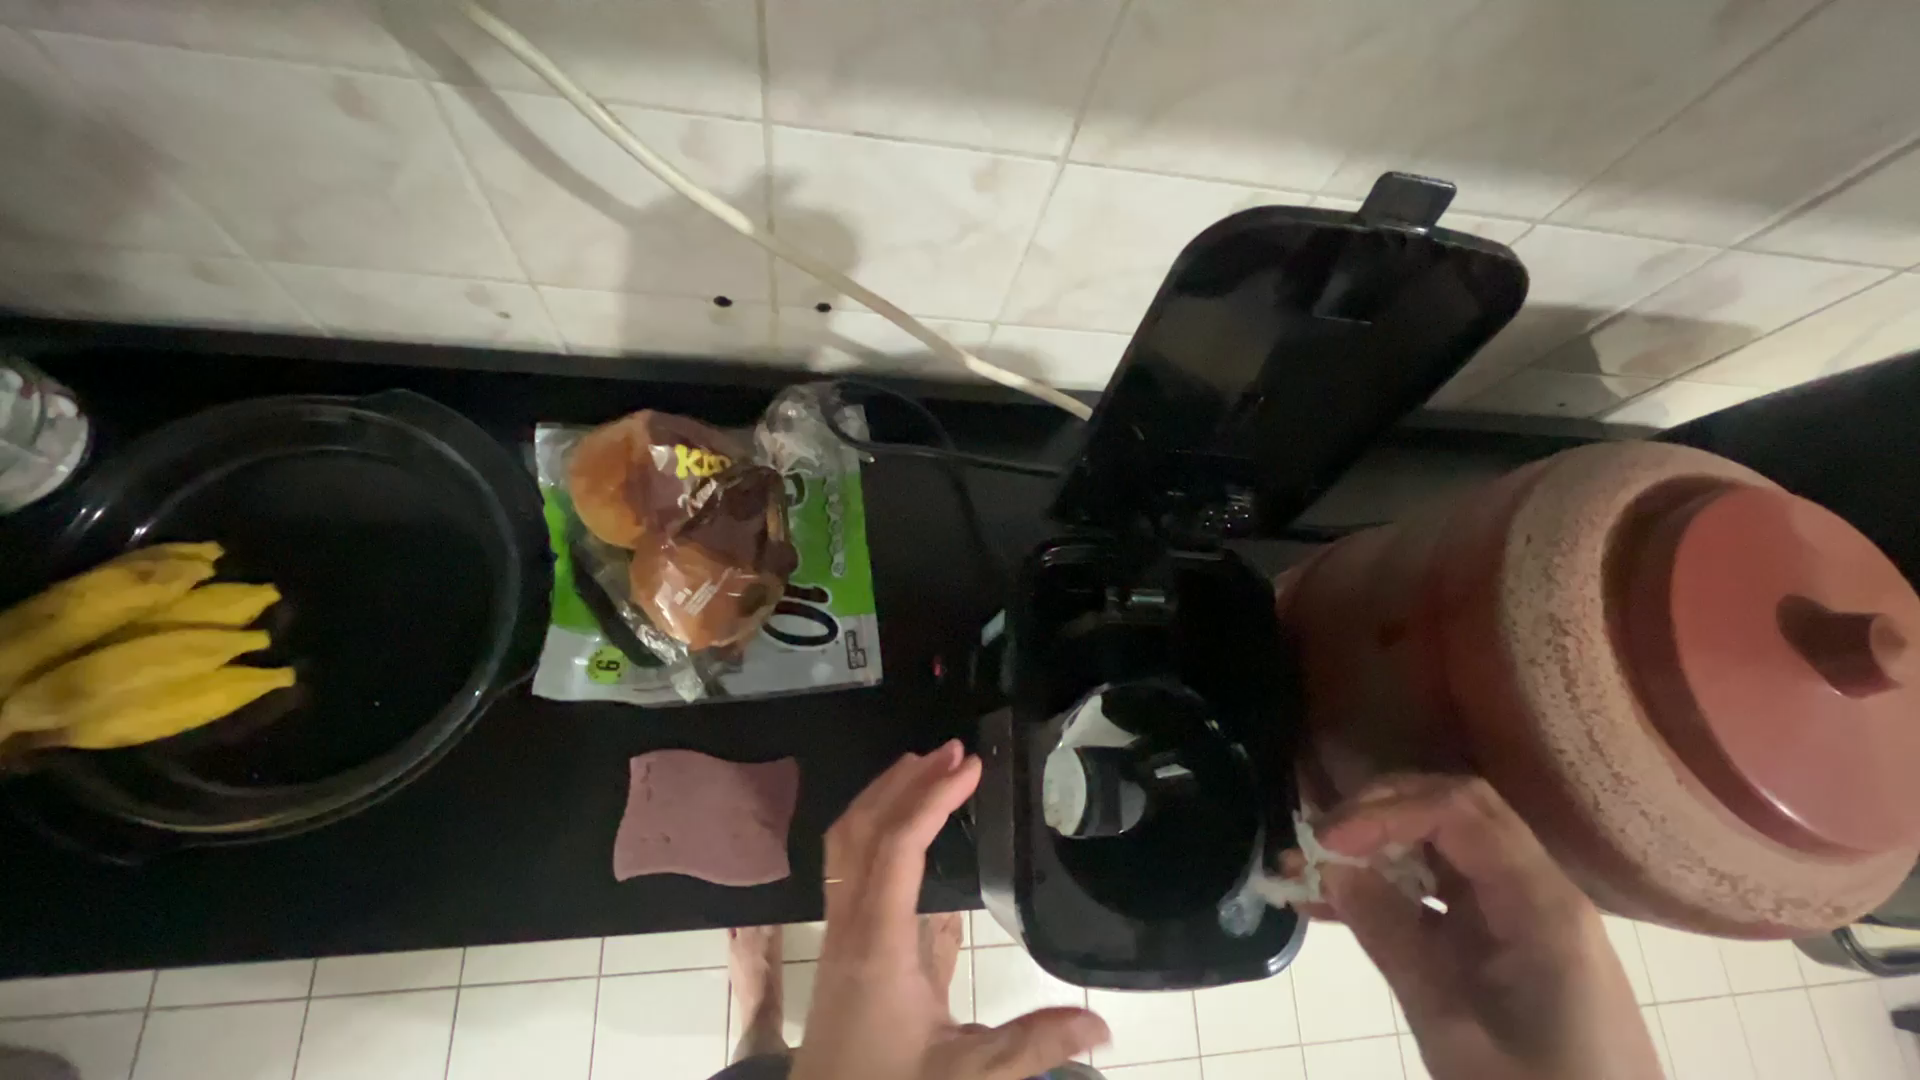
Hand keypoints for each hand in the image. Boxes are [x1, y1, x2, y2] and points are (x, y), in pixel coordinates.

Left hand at [792, 740, 1109, 1079]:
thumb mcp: (966, 1076)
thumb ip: (1031, 1044)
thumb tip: (1101, 1025)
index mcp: (878, 943)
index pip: (899, 847)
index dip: (933, 798)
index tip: (971, 766)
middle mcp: (849, 924)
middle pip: (866, 828)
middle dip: (908, 781)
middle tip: (954, 753)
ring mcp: (837, 931)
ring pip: (847, 841)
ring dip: (883, 796)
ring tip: (922, 767)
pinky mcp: (838, 942)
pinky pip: (845, 864)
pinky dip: (870, 826)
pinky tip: (900, 828)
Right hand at [1304, 775, 1658, 1079]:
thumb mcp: (1453, 1028)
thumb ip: (1391, 940)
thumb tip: (1329, 869)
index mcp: (1539, 906)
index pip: (1457, 812)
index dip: (1384, 812)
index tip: (1326, 842)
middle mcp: (1534, 890)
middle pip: (1453, 807)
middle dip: (1377, 810)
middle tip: (1317, 839)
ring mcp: (1517, 911)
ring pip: (1440, 840)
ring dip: (1374, 844)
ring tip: (1308, 866)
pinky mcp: (1499, 936)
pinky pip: (1436, 886)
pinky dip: (1385, 883)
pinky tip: (1330, 903)